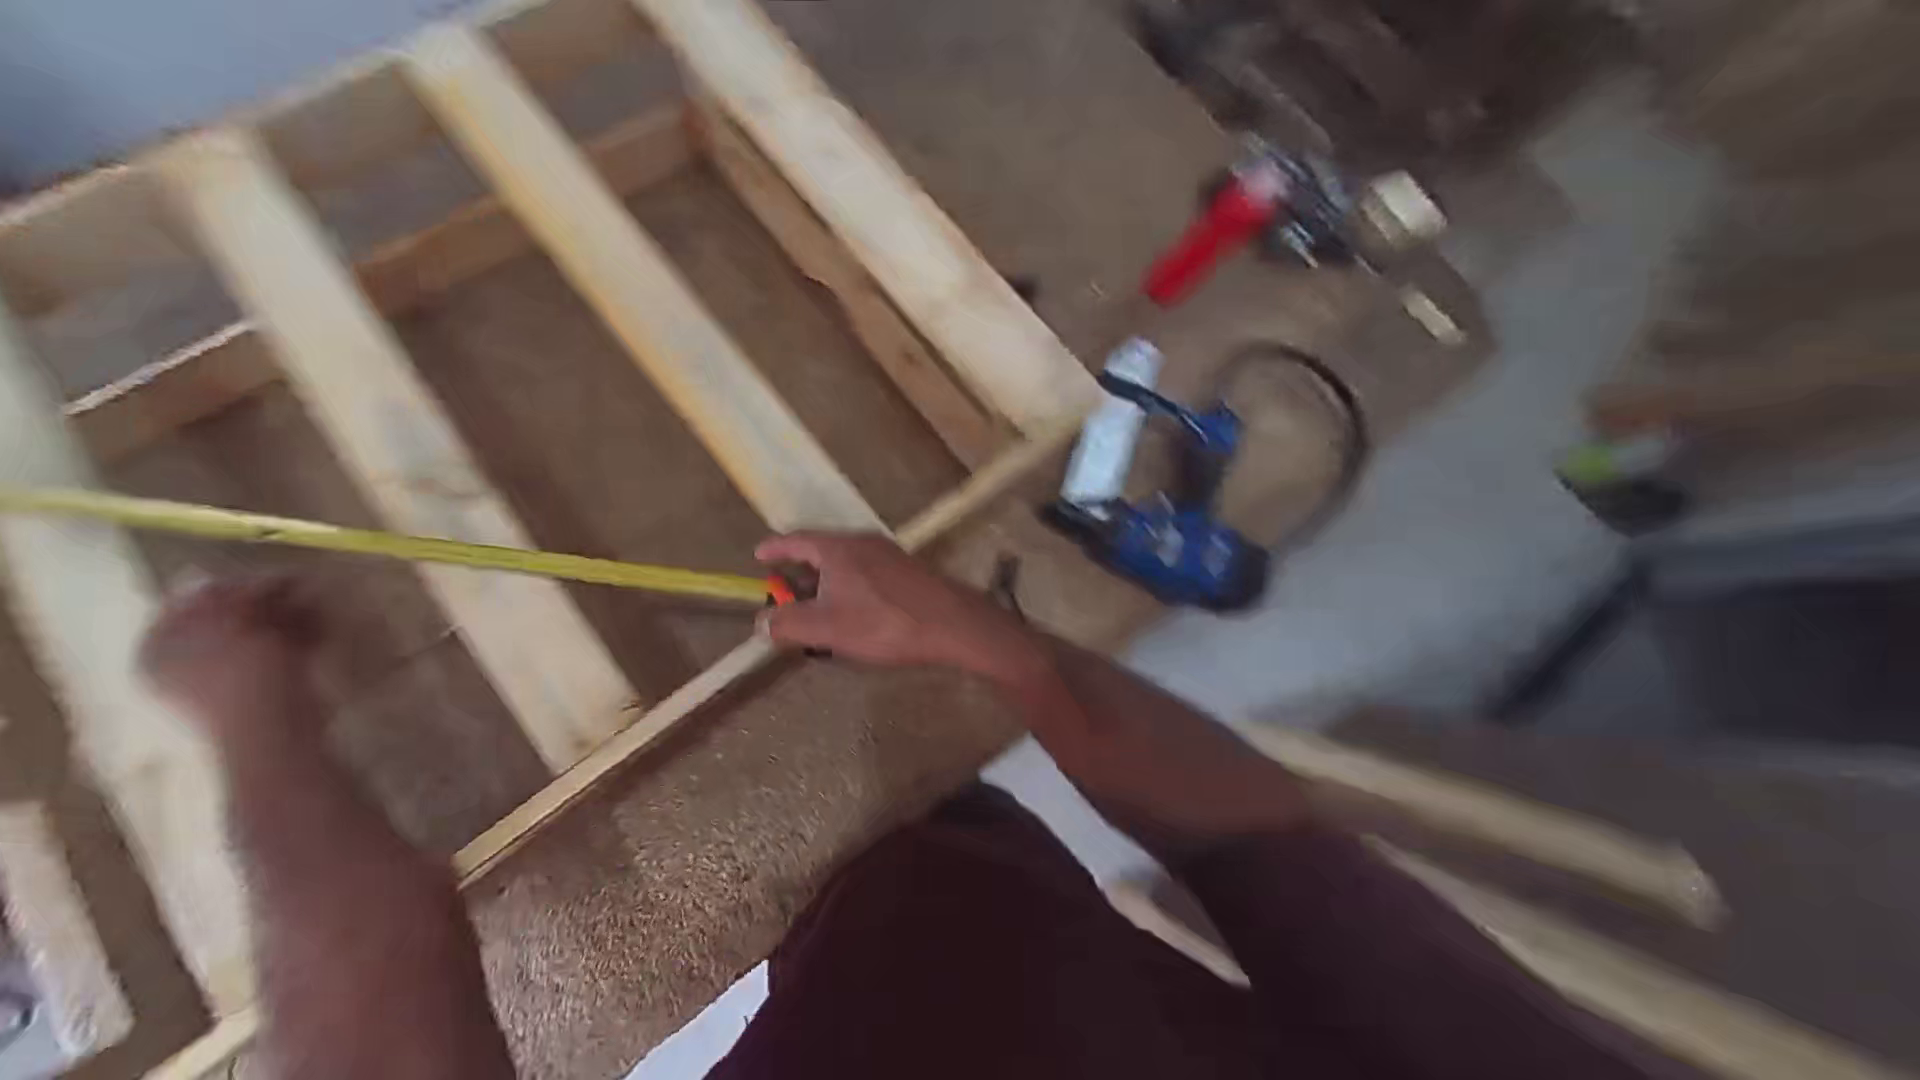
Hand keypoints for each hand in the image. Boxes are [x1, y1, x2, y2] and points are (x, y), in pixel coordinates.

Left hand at [139, 576, 321, 744]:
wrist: (275, 729)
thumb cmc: (244, 676)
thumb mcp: (235, 625)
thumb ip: (235, 598)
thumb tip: (249, 579)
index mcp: (158, 651)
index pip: (185, 606)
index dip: (223, 587)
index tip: (261, 576)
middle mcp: (184, 664)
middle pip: (223, 620)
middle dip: (262, 601)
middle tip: (294, 585)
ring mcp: (225, 679)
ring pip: (256, 635)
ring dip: (285, 617)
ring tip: (312, 603)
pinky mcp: (262, 687)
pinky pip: (277, 654)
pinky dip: (297, 639)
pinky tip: (319, 629)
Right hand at [755, 532, 1043, 682]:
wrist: (952, 623)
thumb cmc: (884, 623)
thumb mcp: (826, 628)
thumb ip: (788, 623)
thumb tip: (762, 621)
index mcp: (838, 549)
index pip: (796, 540)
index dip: (774, 549)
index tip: (758, 557)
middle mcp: (863, 543)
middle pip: (821, 552)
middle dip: (800, 573)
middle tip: (786, 595)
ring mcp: (889, 555)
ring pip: (846, 564)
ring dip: (827, 584)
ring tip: (818, 612)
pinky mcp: (908, 572)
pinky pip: (867, 574)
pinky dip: (850, 589)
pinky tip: (855, 616)